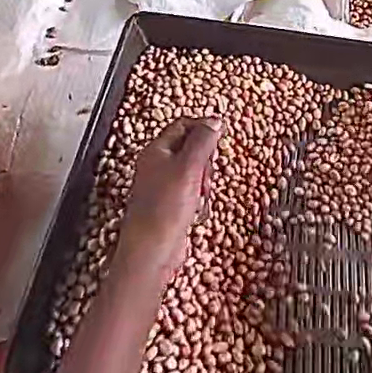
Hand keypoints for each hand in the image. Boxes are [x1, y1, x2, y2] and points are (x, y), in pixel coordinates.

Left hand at [114, 117, 219, 283]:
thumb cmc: (164, 209)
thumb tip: (215, 121)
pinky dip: (199, 198)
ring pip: (193, 171)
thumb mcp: (189, 167)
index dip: (203, 127)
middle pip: (190, 148)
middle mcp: (157, 165)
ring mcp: (162, 186)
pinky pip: (192, 192)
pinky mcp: (170, 205)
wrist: (151, 252)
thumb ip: (203, 141)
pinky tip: (197, 209)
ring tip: (202, 194)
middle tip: (207, 172)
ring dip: (204, 181)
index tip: (220, 134)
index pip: (183, 125)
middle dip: (205, 160)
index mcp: (156, 151)